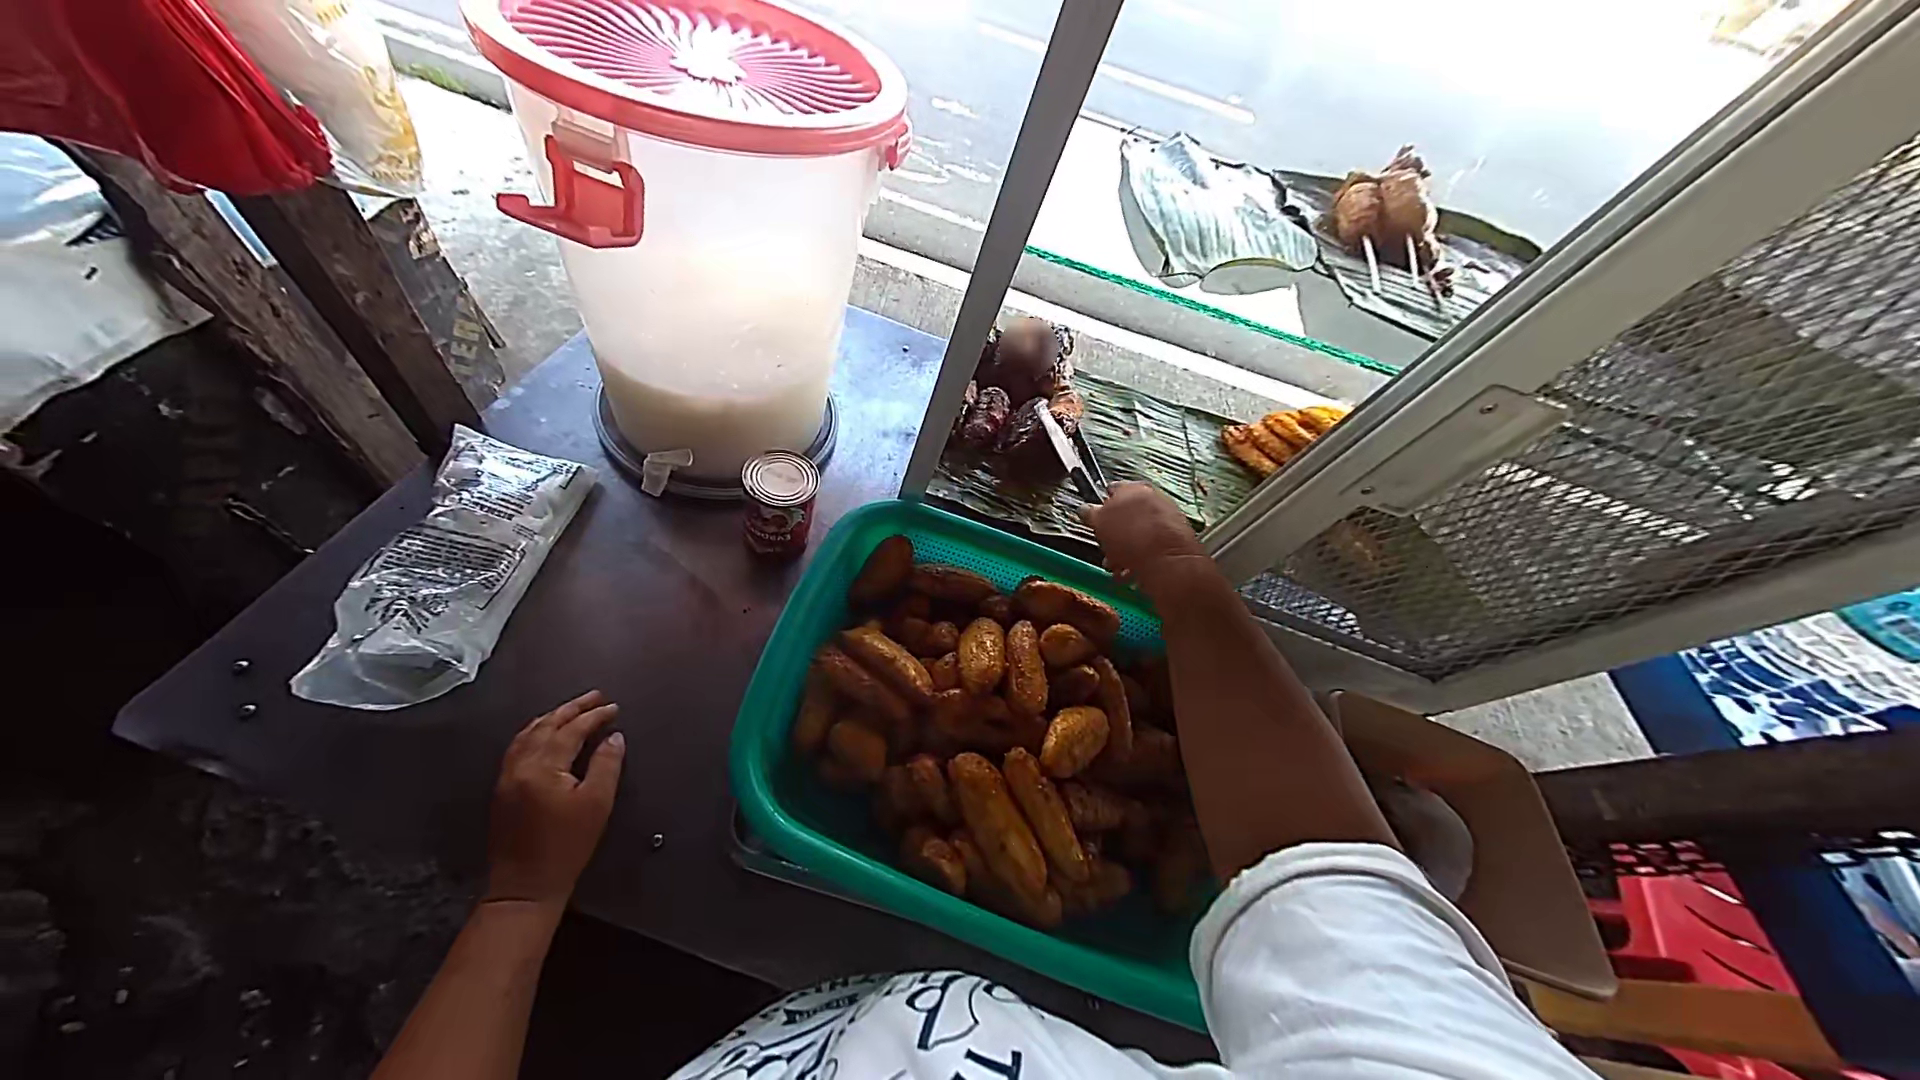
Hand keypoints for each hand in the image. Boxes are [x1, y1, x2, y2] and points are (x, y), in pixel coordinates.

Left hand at [485, 690, 625, 907]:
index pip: (571, 731)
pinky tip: (544, 733)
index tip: (614, 708)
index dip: (594, 716)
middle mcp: (519, 767)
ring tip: (572, 709)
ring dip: (552, 718)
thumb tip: (613, 737)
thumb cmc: (567, 845)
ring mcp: (506, 778)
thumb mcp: (597, 803)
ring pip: (527, 735)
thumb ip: (607, 764)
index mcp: (542, 768)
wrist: (524, 887)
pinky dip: (535, 733)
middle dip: (572, 709)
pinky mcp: (502, 790)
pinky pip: (518, 748)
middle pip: (546, 726)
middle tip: (595, 697)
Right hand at [1080, 482, 1209, 595]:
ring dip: (1124, 550)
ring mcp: (1168, 518)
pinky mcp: (1176, 540)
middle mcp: (1154, 498)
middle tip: (1105, 549)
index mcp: (1134, 488)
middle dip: (1113, 535)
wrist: (1167, 561)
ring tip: (1116, 567)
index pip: (1112, 490)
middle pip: (1125, 515)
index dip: (1100, 507)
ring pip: (1138, 534)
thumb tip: (1084, 509)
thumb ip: (1090, 513)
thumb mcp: (1099, 522)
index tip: (1094, 522)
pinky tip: (1130, 573)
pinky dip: (1140, 558)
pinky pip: (1151, 547)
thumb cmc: (1130, 537)